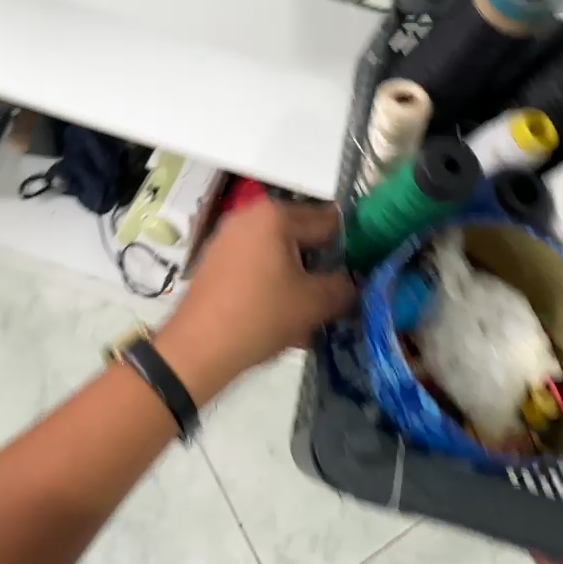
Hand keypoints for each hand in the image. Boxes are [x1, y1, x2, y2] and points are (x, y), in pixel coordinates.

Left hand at [153, 200, 354, 401]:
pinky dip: (274, 286)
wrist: (198, 348)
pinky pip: (257, 266)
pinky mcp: (216, 261)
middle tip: (338, 298)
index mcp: (275, 215)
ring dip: (299, 281)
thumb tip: (356, 281)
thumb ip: (345, 286)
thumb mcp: (314, 303)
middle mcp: (249, 216)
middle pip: (302, 236)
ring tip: (311, 316)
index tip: (364, 273)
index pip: (330, 221)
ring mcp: (228, 237)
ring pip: (280, 255)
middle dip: (322, 266)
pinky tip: (283, 319)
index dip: (351, 247)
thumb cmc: (260, 316)